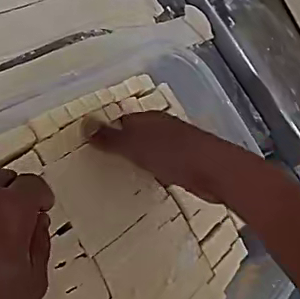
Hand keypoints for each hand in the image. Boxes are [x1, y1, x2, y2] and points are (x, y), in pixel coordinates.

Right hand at [88, 111, 258, 197]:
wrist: (214, 171)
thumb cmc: (173, 154)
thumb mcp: (134, 146)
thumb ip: (110, 138)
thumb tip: (84, 123)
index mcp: (148, 118)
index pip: (121, 119)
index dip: (106, 130)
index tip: (91, 144)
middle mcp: (162, 127)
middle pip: (136, 133)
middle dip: (122, 144)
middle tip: (101, 162)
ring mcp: (176, 143)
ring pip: (150, 148)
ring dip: (138, 157)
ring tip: (119, 173)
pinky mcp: (187, 161)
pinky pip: (162, 162)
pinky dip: (153, 169)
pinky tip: (147, 180)